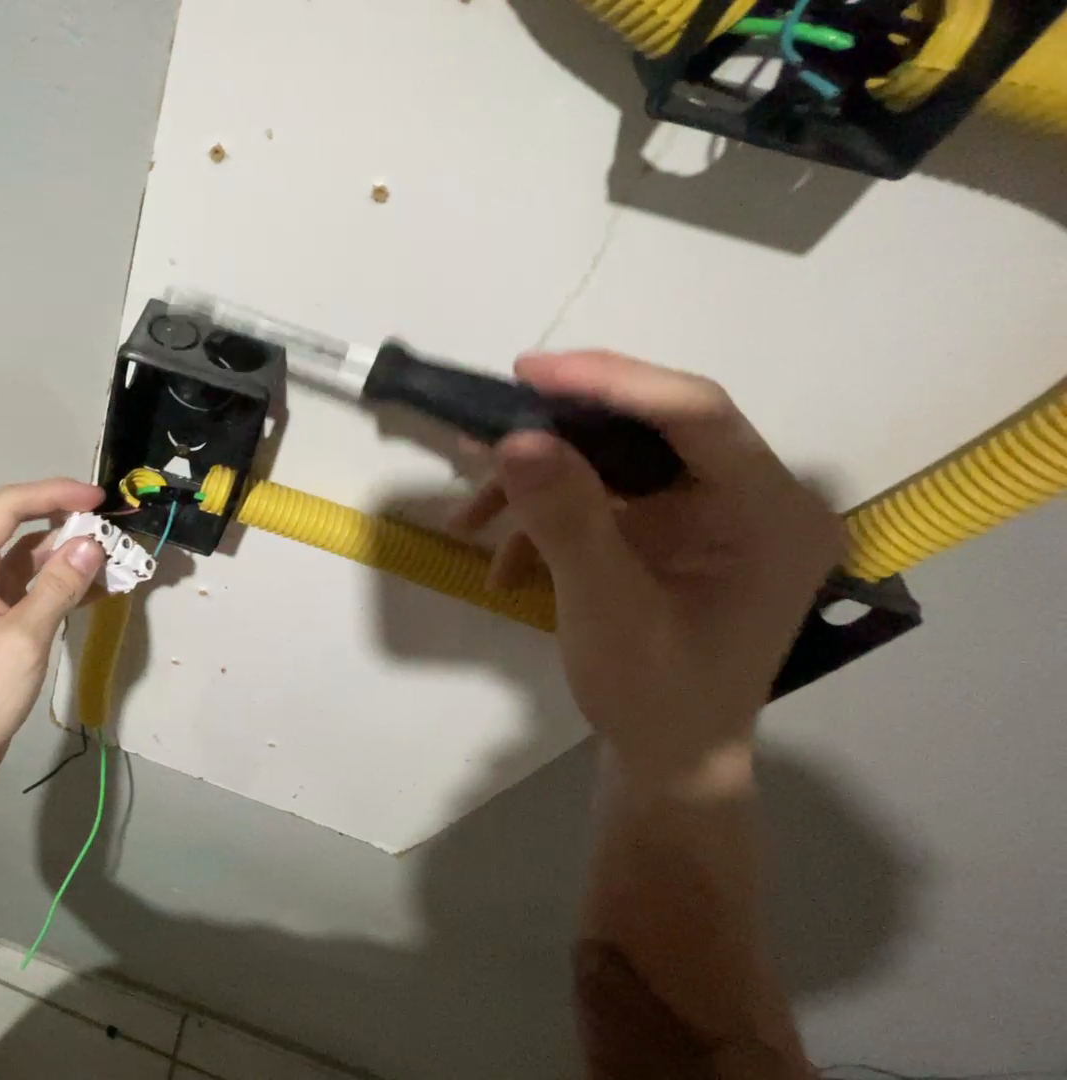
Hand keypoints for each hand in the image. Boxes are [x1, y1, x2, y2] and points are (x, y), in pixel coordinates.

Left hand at [0, 478, 107, 771]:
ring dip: (70, 555)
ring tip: (114, 559)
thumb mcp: (24, 637)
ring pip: (31, 557)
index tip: (97, 499)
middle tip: (109, 526)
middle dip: (65, 521)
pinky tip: (99, 588)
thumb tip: (93, 543)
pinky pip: (34, 586)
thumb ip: (59, 586)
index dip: (53, 493)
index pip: (7, 508)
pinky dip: (64, 583)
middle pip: (19, 526)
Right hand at [453, 352, 842, 786]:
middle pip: (650, 426)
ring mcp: (707, 513)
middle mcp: (749, 498)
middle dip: (559, 430)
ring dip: (536, 483)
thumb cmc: (655, 694)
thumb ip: (567, 521)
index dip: (612, 382)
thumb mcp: (606, 611)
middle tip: (487, 425)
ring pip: (614, 459)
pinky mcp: (668, 529)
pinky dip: (543, 519)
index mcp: (771, 514)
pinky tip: (502, 562)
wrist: (664, 754)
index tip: (529, 373)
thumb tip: (513, 438)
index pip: (698, 414)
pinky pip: (600, 497)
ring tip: (468, 513)